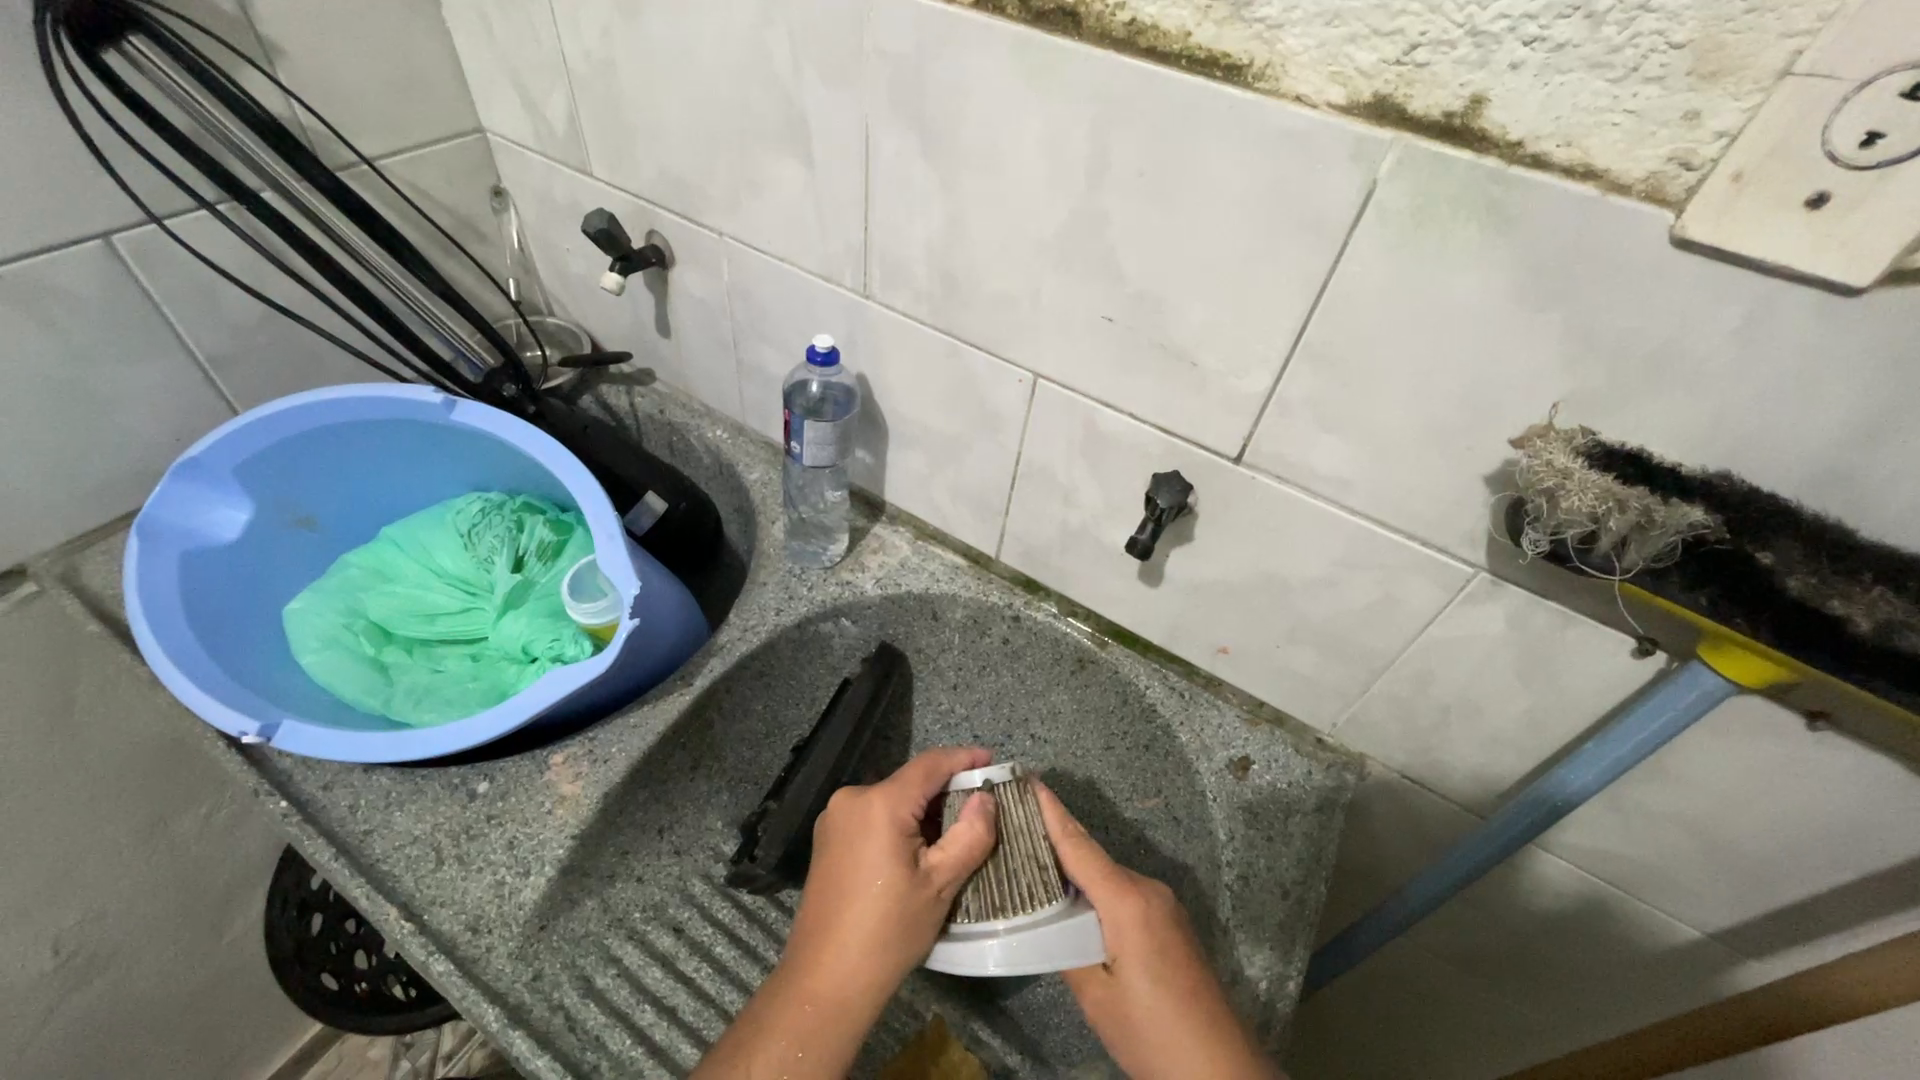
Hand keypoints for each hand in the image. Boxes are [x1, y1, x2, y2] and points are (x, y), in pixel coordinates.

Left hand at [783, 746, 1000, 996]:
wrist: (826, 979)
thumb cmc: (888, 932)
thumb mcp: (941, 884)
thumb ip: (970, 834)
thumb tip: (987, 798)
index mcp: (879, 803)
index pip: (930, 764)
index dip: (964, 758)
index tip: (993, 761)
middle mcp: (852, 799)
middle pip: (910, 782)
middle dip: (947, 791)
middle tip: (983, 809)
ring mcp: (835, 819)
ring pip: (893, 800)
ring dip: (925, 811)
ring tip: (957, 833)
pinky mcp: (828, 839)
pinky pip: (874, 816)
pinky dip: (901, 823)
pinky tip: (920, 850)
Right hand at [1035, 780, 1282, 1079]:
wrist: (1224, 1070)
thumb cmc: (1155, 1034)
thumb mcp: (1097, 999)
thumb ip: (1066, 951)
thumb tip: (1049, 923)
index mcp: (1128, 901)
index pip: (1079, 845)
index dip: (1051, 812)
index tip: (1028, 779)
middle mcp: (1149, 890)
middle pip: (1092, 858)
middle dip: (1055, 841)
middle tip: (1015, 827)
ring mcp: (1165, 906)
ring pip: (1109, 878)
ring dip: (1076, 872)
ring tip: (1035, 868)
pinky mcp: (1173, 924)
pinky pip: (1125, 895)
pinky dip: (1097, 893)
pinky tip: (1075, 906)